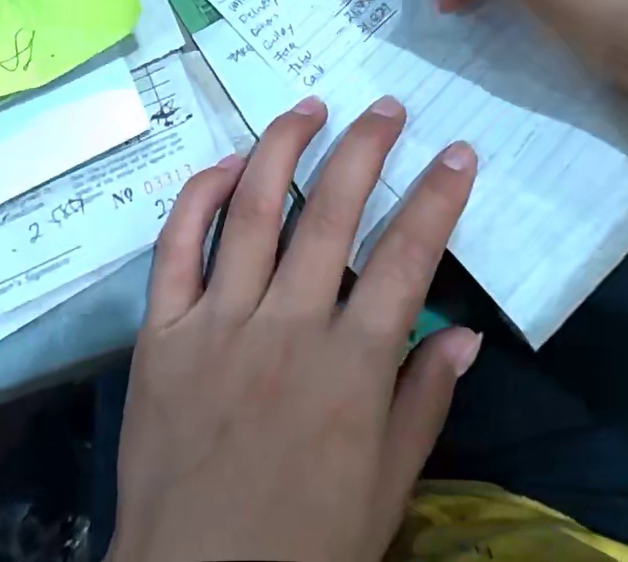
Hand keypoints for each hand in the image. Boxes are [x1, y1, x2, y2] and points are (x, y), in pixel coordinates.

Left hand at [107, 96, 483, 561]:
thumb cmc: (304, 542)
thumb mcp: (387, 486)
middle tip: (383, 108)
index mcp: (351, 368)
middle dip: (362, 150)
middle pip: (329, 214)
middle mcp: (284, 325)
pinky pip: (175, 245)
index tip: (457, 153)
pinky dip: (197, 196)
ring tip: (307, 109)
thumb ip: (424, 401)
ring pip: (250, 210)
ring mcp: (215, 319)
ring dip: (280, 150)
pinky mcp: (160, 326)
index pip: (406, 261)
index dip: (437, 200)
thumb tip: (467, 334)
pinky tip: (222, 164)